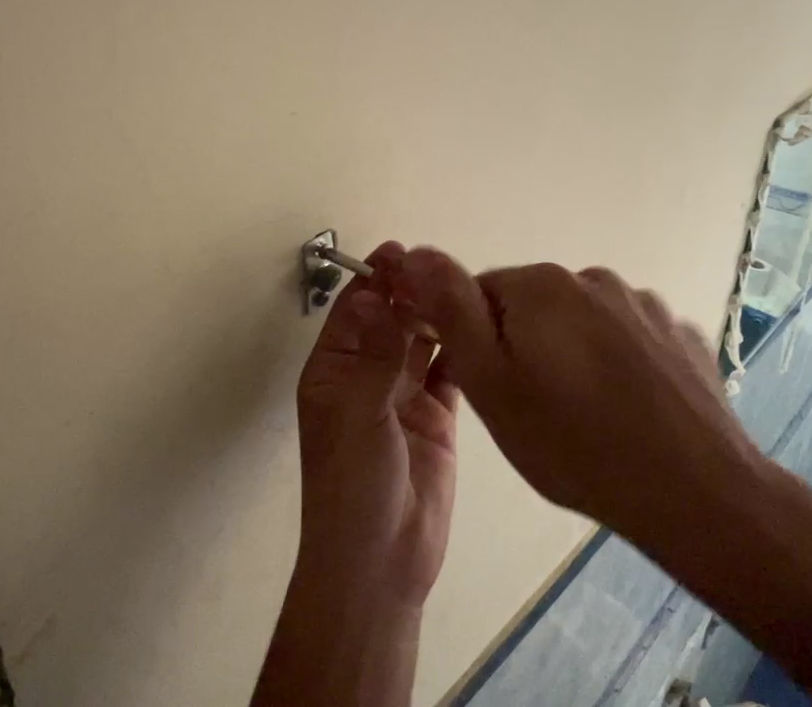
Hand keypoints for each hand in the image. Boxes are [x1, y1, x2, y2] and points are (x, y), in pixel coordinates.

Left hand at [294, 240, 458, 607]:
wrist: (381, 560)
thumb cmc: (353, 485)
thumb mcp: (358, 413)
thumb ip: (377, 356)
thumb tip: (380, 295)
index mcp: (332, 372)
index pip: (352, 314)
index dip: (373, 282)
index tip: (400, 251)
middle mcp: (365, 378)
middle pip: (388, 323)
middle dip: (408, 294)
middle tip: (441, 263)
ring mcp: (401, 397)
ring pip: (419, 344)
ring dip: (435, 317)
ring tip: (463, 285)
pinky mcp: (435, 419)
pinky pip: (448, 375)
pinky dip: (460, 352)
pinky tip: (479, 326)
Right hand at [395, 250, 756, 538]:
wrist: (698, 495)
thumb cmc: (573, 443)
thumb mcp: (489, 382)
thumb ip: (449, 310)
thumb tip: (415, 253)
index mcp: (540, 284)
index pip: (478, 295)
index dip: (474, 344)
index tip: (491, 391)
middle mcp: (594, 278)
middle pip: (531, 307)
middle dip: (522, 347)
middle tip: (532, 410)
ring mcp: (646, 306)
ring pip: (581, 324)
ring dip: (571, 355)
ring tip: (585, 417)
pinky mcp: (683, 338)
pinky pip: (629, 341)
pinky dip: (618, 367)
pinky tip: (628, 412)